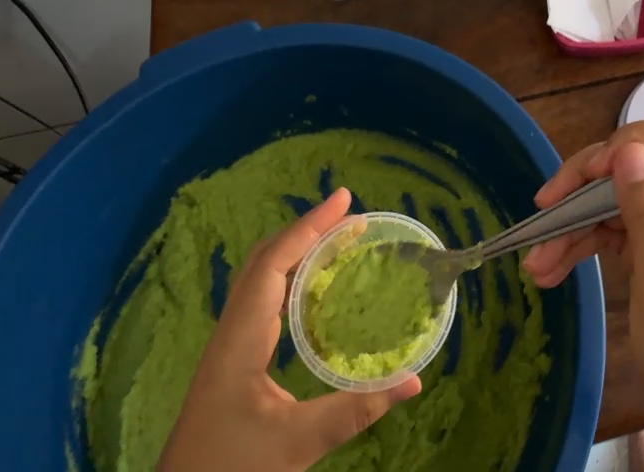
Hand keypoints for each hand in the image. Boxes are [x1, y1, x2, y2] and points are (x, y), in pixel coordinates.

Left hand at [159, 188, 421, 471]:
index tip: (345, 200)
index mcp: (240, 339)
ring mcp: (229, 345)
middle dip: (307, 230)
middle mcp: (231, 331)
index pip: (274, 265)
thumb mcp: (298, 443)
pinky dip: (292, 277)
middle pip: (265, 260)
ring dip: (298, 250)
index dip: (310, 227)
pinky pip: (264, 299)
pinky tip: (316, 290)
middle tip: (350, 216)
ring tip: (339, 240)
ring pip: (261, 278)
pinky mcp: (233, 361)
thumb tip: (415, 381)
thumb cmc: (233, 468)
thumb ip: (356, 410)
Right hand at [523, 123, 643, 471]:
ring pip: (615, 198)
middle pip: (636, 165)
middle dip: (586, 183)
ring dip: (572, 222)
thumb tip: (629, 149)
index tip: (593, 170)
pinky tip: (548, 270)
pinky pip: (610, 229)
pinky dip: (578, 245)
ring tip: (536, 261)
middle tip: (545, 206)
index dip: (633, 141)